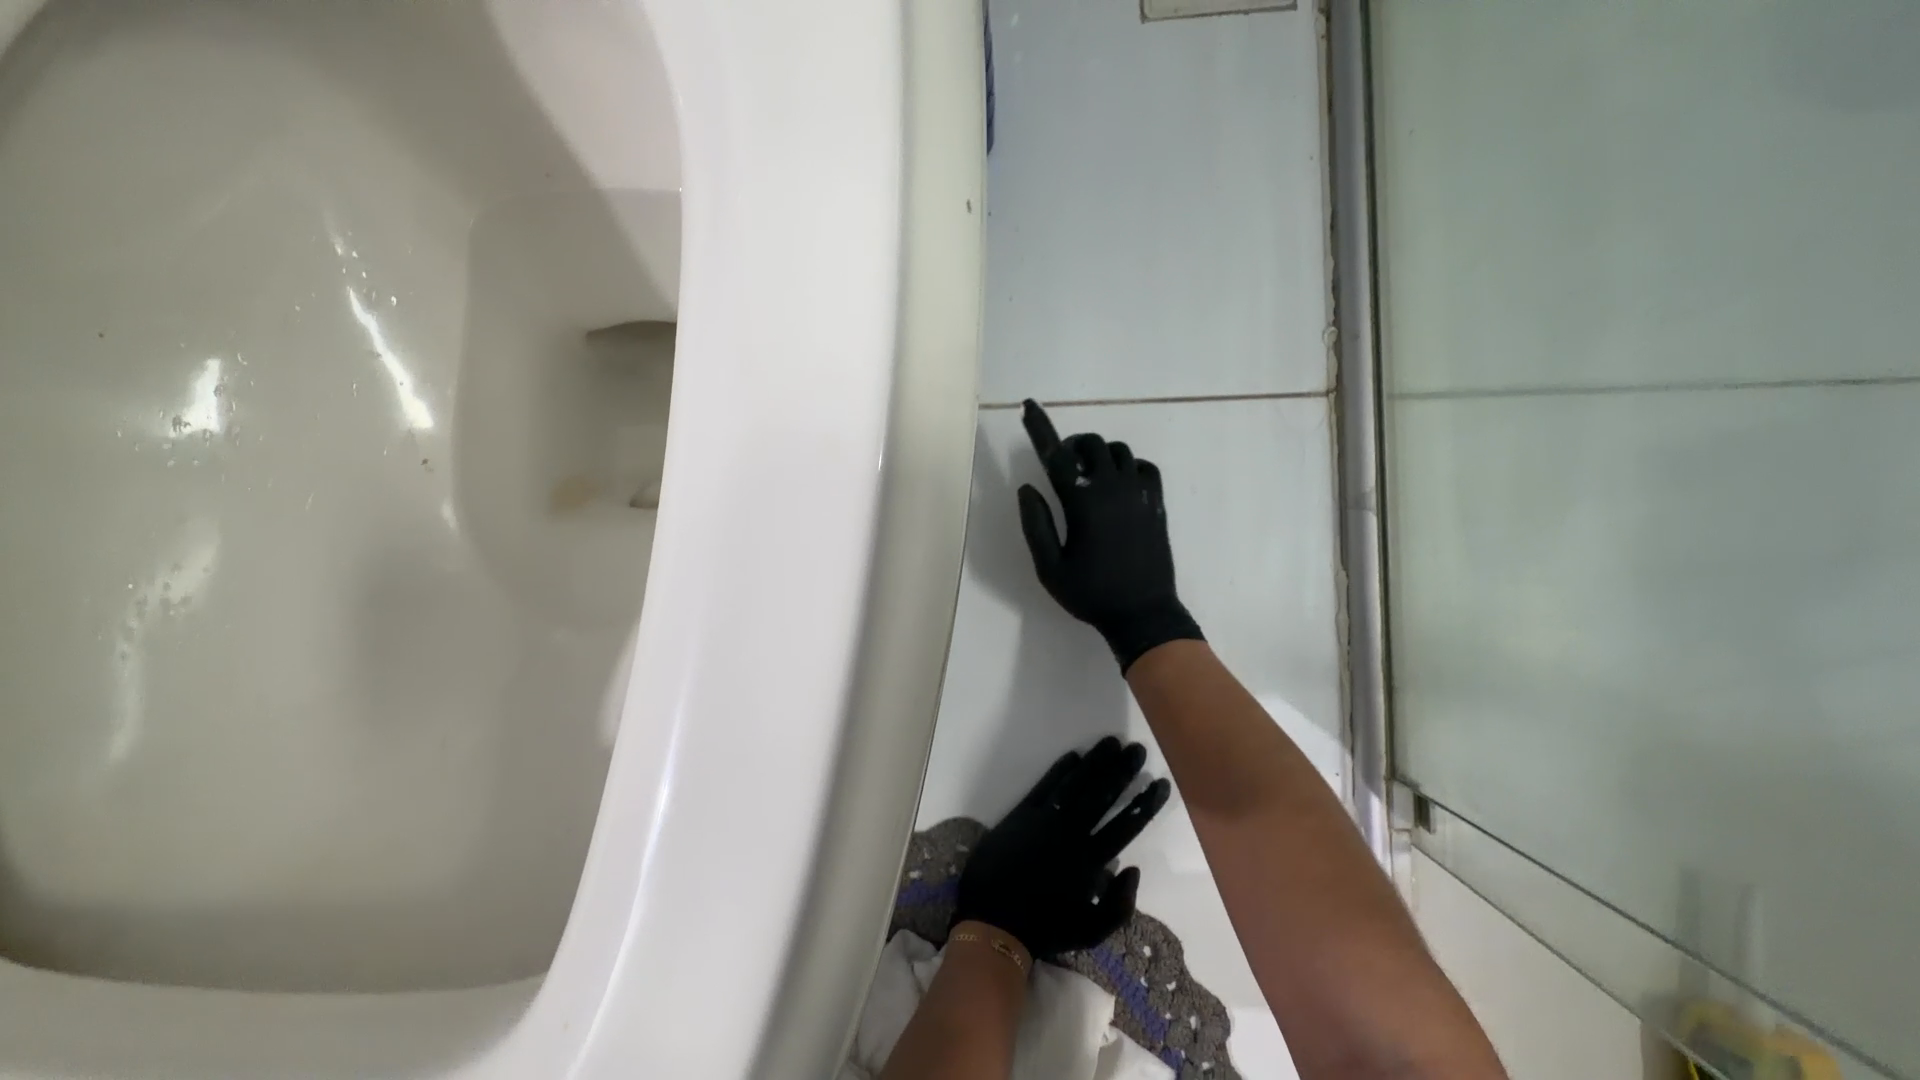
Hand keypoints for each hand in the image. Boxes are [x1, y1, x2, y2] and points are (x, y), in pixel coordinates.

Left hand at [953, 737, 1172, 959]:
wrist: (992, 921)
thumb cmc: (1044, 928)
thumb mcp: (1091, 932)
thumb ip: (1120, 905)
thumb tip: (1133, 869)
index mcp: (1090, 861)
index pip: (1125, 825)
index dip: (1145, 804)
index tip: (1160, 783)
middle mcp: (1070, 834)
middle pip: (1102, 795)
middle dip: (1122, 771)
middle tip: (1137, 750)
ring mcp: (1044, 821)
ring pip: (1075, 784)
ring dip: (1094, 762)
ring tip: (1111, 742)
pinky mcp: (1020, 815)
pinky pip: (1044, 787)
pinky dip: (1059, 770)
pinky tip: (1074, 755)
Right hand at [1016, 399, 1203, 671]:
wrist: (1143, 613)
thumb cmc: (1091, 594)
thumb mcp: (1049, 568)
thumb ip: (1035, 524)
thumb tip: (1027, 488)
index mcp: (1082, 503)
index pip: (1056, 455)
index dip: (1039, 428)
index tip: (1029, 406)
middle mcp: (1113, 489)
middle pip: (1091, 444)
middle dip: (1072, 445)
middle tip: (1061, 464)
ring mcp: (1139, 494)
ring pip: (1119, 451)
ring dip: (1099, 454)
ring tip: (1088, 475)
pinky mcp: (1156, 503)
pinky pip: (1143, 466)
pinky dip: (1127, 466)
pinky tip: (1117, 484)